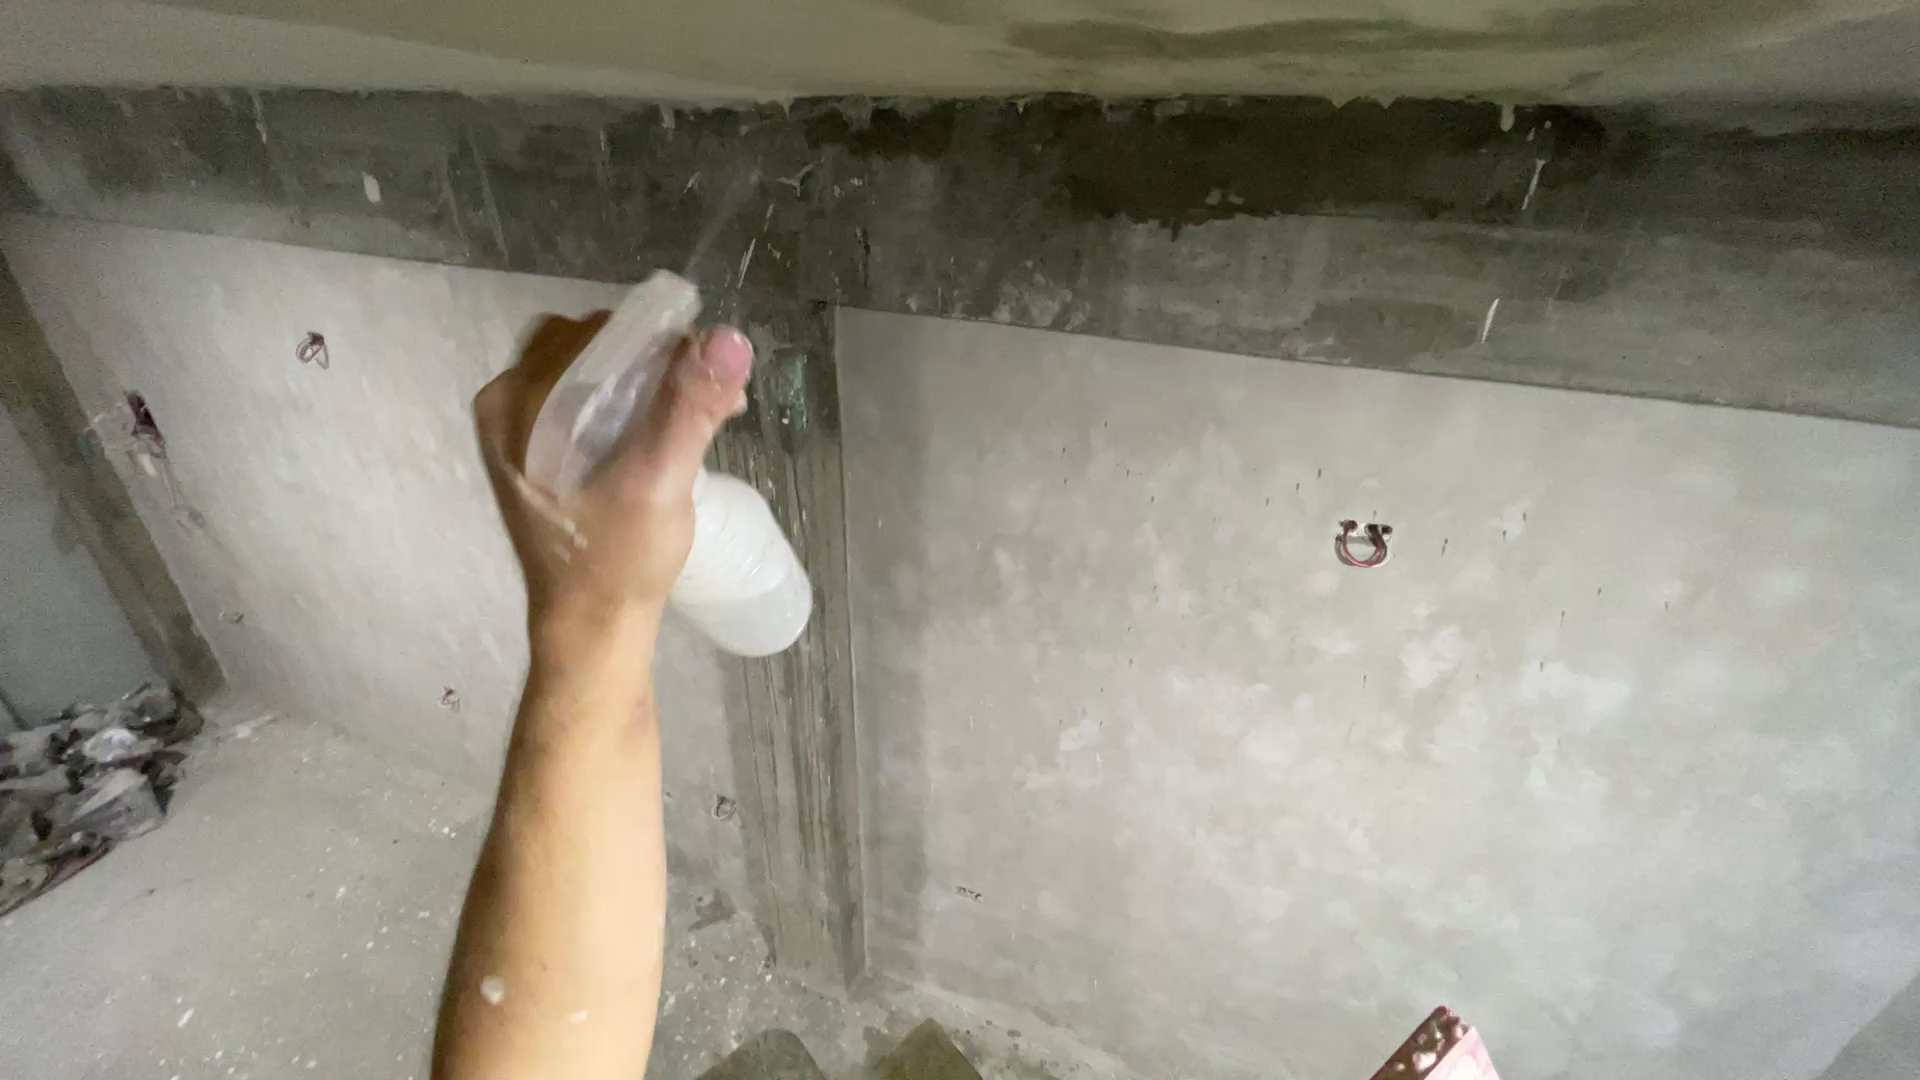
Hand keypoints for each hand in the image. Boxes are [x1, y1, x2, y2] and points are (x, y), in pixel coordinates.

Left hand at [474, 312, 754, 657]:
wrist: (594, 624)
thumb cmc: (618, 559)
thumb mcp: (659, 480)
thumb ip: (689, 407)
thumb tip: (729, 337)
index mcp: (520, 401)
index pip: (599, 334)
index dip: (664, 344)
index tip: (713, 375)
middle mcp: (513, 403)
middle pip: (599, 348)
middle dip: (665, 363)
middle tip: (717, 399)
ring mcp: (528, 428)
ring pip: (602, 373)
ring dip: (660, 382)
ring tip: (707, 413)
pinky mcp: (551, 451)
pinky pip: (599, 401)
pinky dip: (642, 404)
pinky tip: (676, 429)